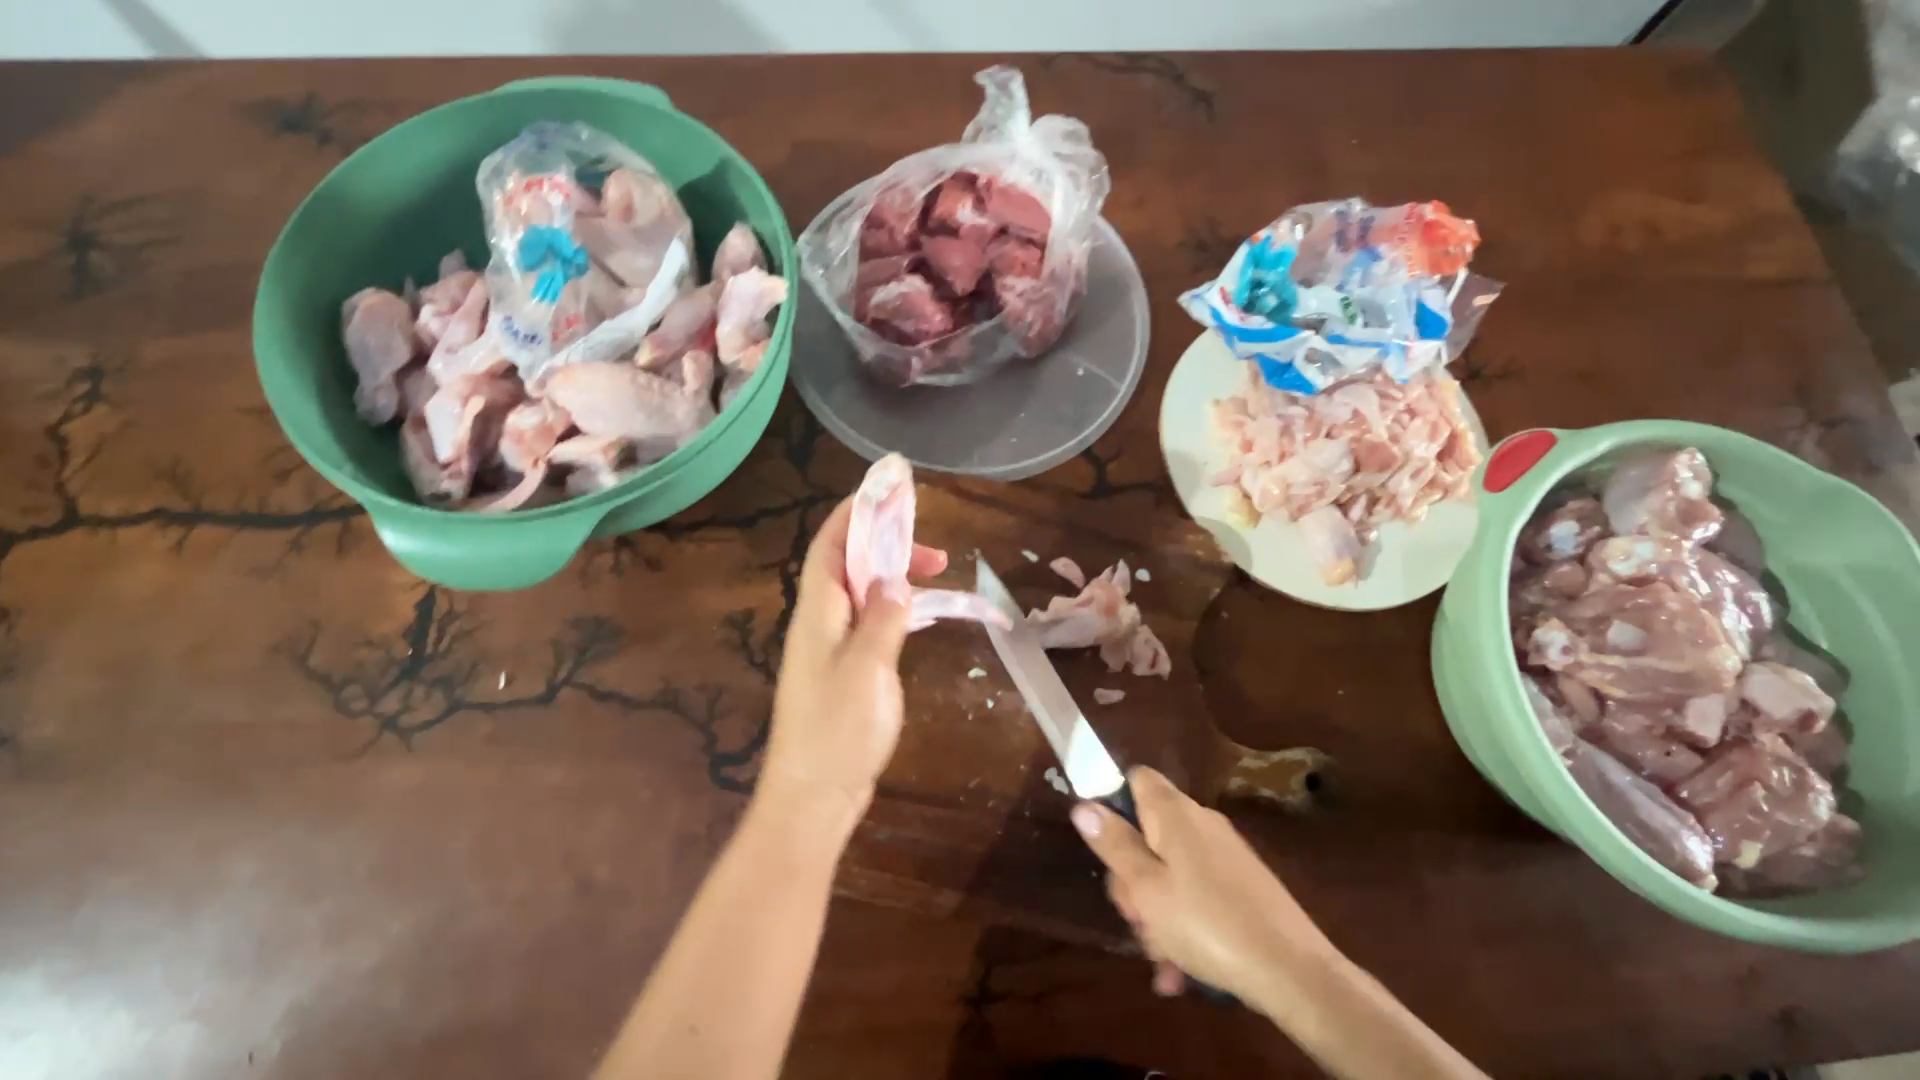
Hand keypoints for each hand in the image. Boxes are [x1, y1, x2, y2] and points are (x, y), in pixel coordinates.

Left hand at [761, 497, 946, 822]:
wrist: (814, 797)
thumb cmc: (837, 730)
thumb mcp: (868, 667)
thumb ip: (882, 616)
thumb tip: (894, 577)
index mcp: (817, 612)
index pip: (830, 543)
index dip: (857, 511)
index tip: (891, 487)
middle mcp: (819, 622)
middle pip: (848, 564)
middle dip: (887, 544)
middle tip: (934, 550)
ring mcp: (830, 649)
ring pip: (862, 593)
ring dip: (895, 577)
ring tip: (937, 574)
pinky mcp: (844, 673)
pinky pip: (870, 623)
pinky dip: (896, 610)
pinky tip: (923, 616)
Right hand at [1071, 767, 1338, 1005]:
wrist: (1292, 972)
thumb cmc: (1206, 924)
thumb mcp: (1146, 889)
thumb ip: (1114, 845)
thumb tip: (1084, 804)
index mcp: (1174, 814)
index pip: (1136, 779)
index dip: (1112, 802)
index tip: (1104, 846)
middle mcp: (1201, 824)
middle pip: (1148, 833)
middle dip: (1132, 879)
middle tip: (1135, 917)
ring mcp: (1224, 856)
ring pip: (1170, 874)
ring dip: (1156, 914)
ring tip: (1162, 958)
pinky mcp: (1241, 887)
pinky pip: (1197, 898)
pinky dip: (1184, 928)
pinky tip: (1180, 972)